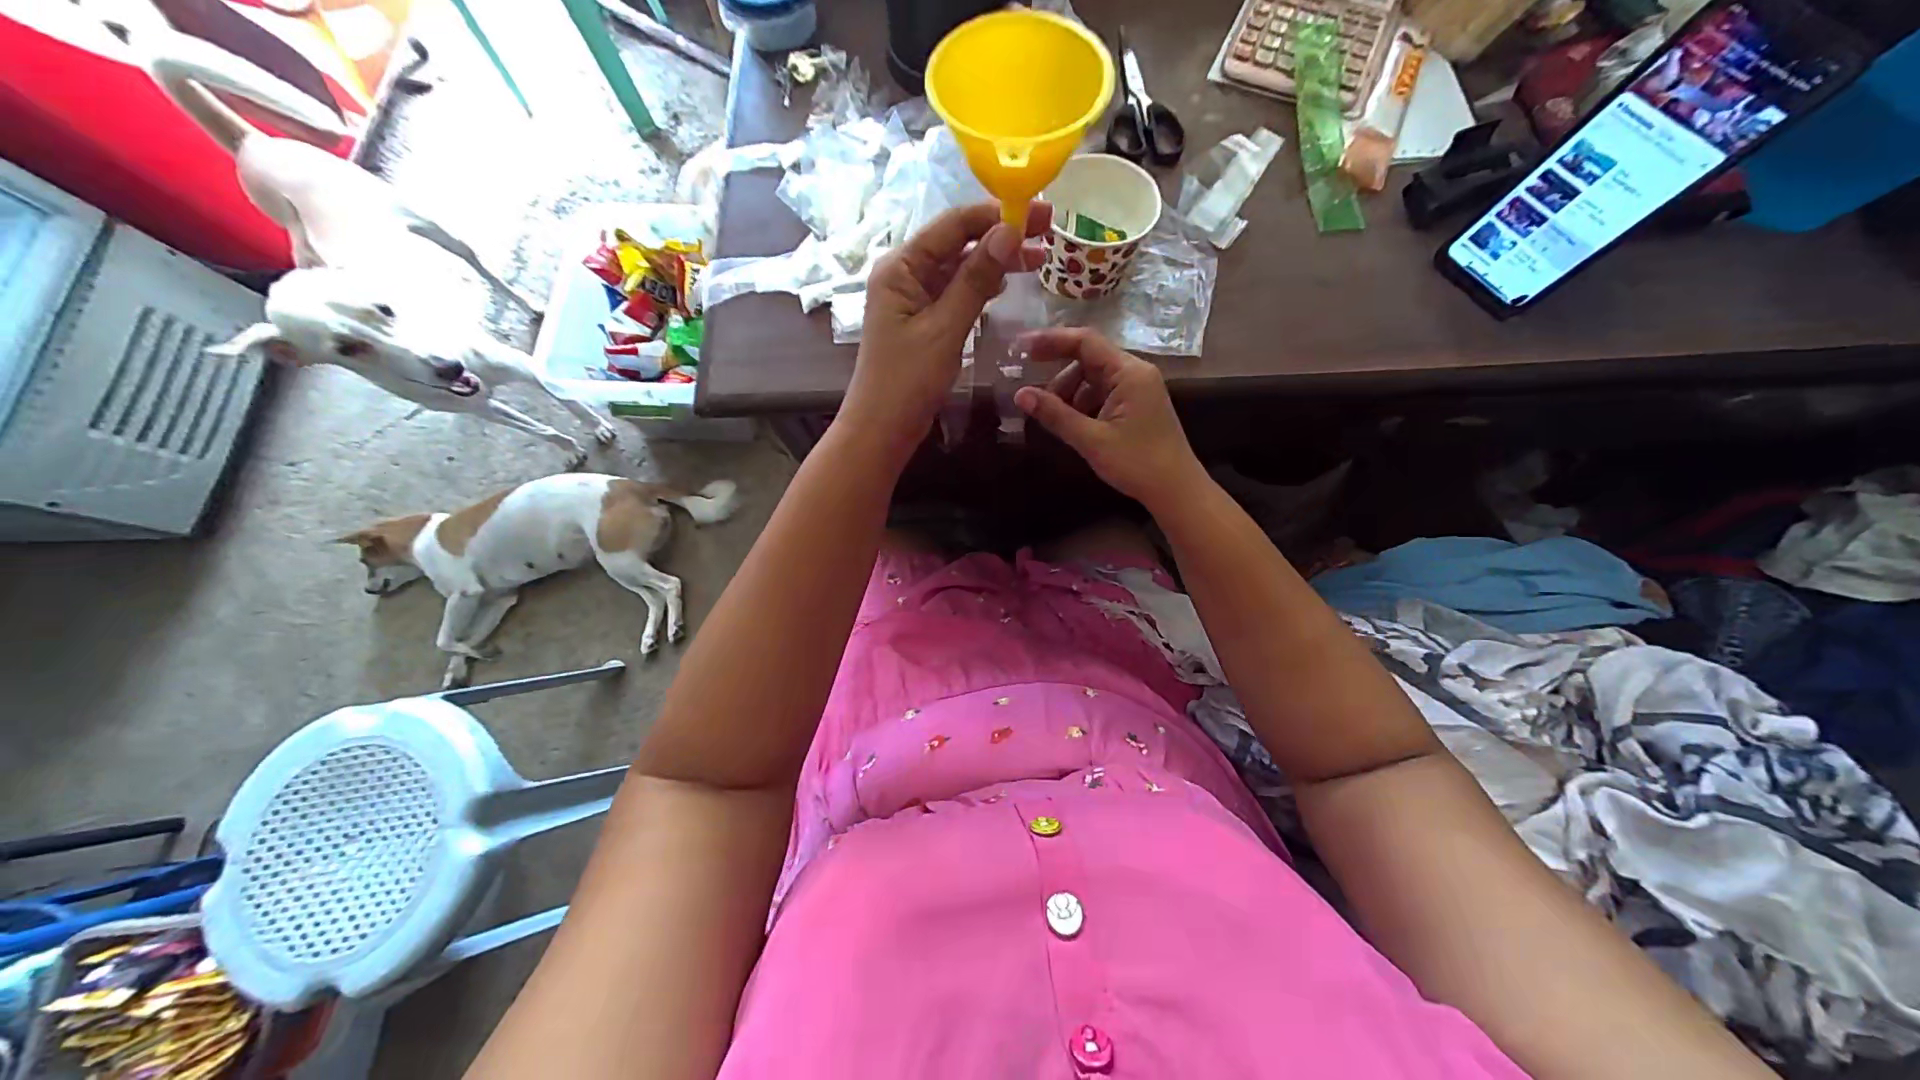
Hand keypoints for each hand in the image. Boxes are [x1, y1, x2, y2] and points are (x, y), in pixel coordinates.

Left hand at [840, 201, 1048, 454]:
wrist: (882, 429)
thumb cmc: (906, 381)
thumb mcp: (945, 328)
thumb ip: (976, 279)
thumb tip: (1009, 232)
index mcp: (900, 267)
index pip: (953, 225)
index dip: (996, 214)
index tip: (1038, 212)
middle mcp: (905, 274)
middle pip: (958, 242)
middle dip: (1001, 234)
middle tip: (1048, 229)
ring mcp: (914, 297)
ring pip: (960, 267)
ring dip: (996, 260)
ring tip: (1039, 256)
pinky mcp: (925, 319)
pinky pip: (957, 291)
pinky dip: (982, 285)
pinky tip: (1007, 282)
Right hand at [1013, 328, 1207, 512]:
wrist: (1176, 490)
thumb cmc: (1137, 463)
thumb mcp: (1091, 439)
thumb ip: (1055, 415)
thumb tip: (1020, 394)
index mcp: (1128, 372)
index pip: (1085, 341)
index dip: (1050, 340)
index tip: (1021, 348)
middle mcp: (1135, 372)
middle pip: (1087, 359)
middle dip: (1058, 376)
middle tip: (1032, 396)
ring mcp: (1137, 388)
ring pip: (1092, 378)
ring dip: (1069, 393)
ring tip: (1052, 418)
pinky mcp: (1136, 405)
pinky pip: (1102, 393)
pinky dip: (1082, 404)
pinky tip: (1071, 424)